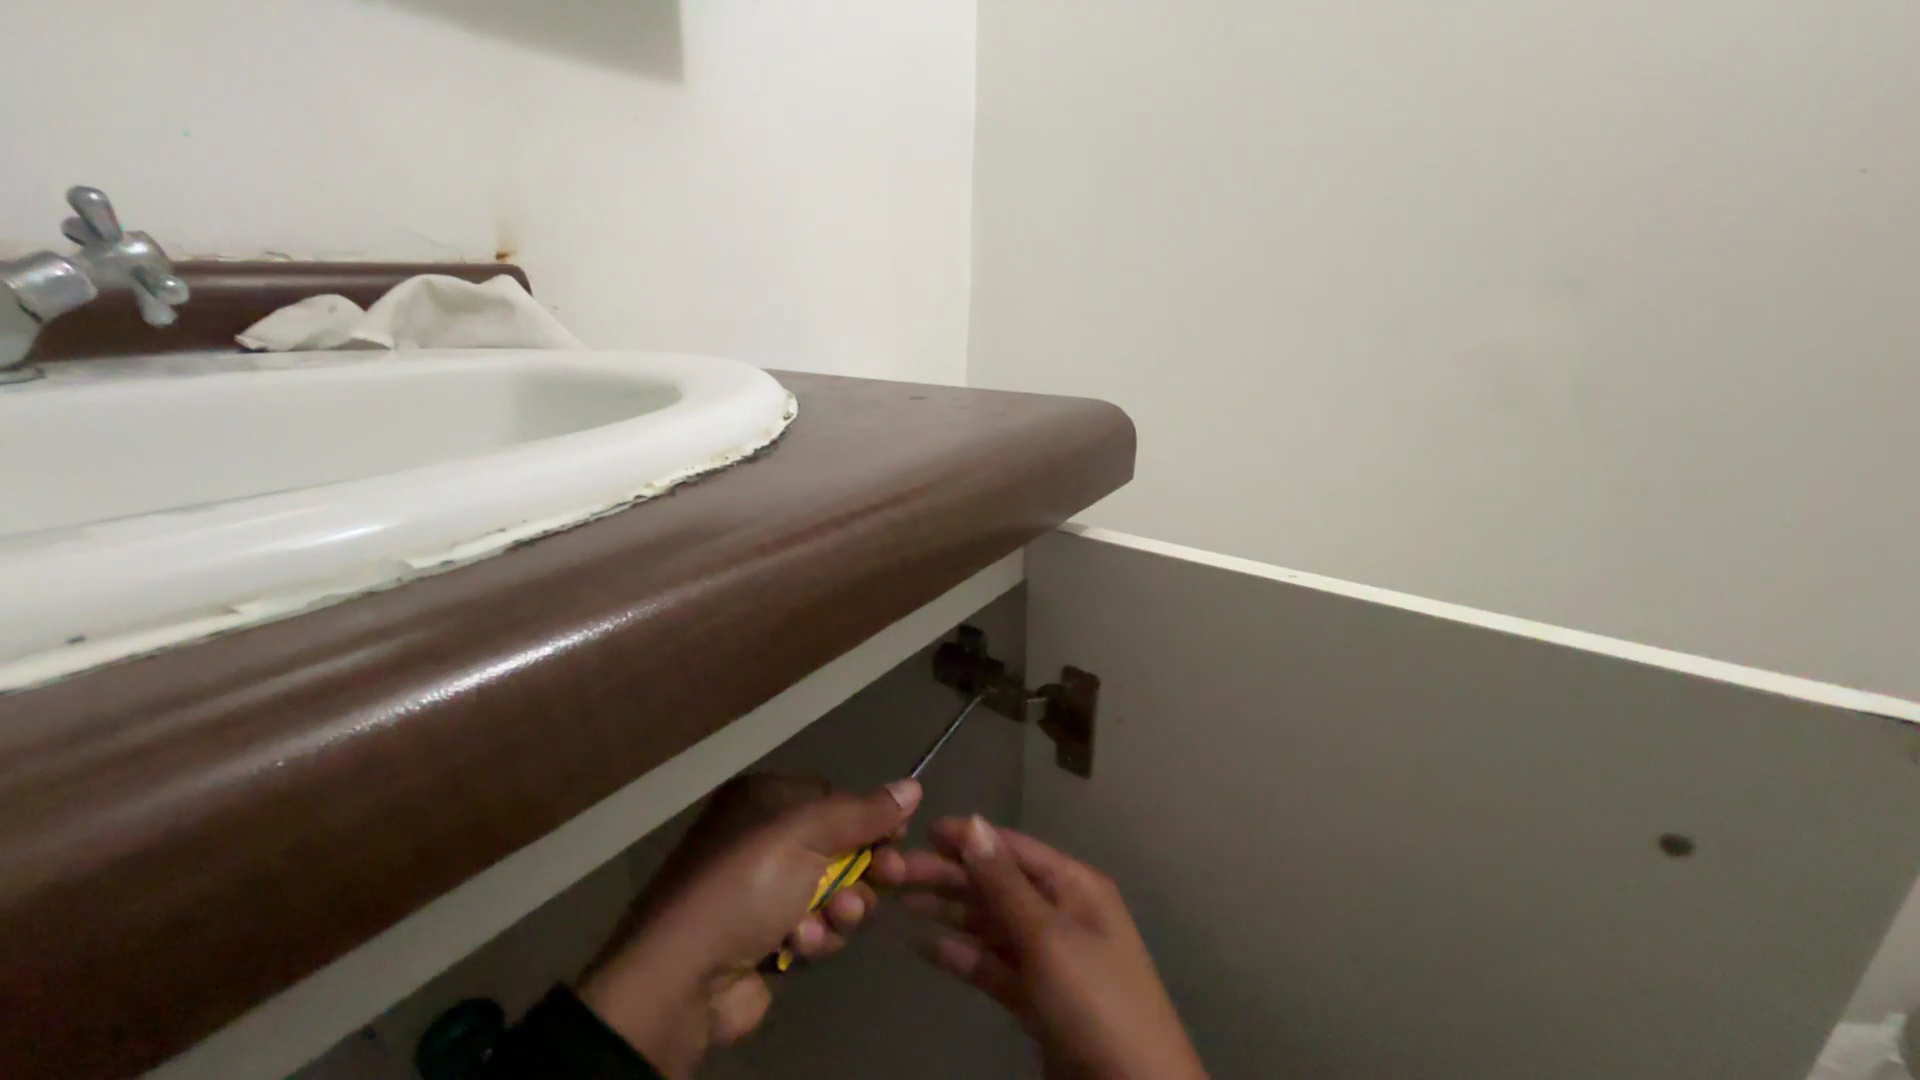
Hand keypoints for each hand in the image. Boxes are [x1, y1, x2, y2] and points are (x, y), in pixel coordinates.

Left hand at [578, 773, 921, 1078]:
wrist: (682, 978)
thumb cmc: (745, 885)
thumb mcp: (805, 834)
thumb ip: (863, 813)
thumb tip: (914, 786)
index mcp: (765, 800)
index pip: (835, 800)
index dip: (870, 821)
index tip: (899, 838)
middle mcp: (763, 839)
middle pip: (841, 848)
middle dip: (863, 870)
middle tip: (887, 880)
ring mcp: (764, 892)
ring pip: (833, 892)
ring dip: (839, 908)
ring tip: (827, 921)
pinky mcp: (767, 937)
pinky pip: (814, 928)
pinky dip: (814, 937)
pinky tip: (798, 946)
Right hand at [876, 816, 1206, 1079]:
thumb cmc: (1093, 998)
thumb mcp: (1047, 935)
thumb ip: (1004, 882)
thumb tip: (973, 822)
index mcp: (1073, 887)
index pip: (1013, 849)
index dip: (969, 838)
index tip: (921, 830)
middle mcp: (1059, 912)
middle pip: (996, 884)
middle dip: (949, 875)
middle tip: (895, 871)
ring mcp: (1047, 956)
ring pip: (989, 922)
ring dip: (948, 910)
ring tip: (900, 901)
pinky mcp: (1034, 996)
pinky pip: (990, 964)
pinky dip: (959, 954)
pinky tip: (921, 945)